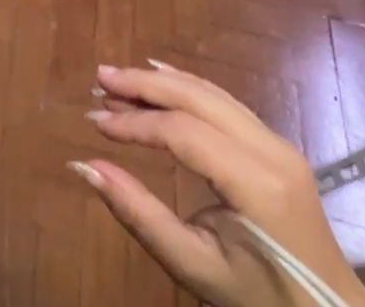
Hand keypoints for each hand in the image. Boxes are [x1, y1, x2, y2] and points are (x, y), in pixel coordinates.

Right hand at [71, 62, 364, 306]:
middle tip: (99, 78)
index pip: (184, 131)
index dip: (136, 123)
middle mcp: (272, 150)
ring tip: (118, 79)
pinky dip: (187, 89)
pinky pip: (226, 103)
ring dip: (162, 83)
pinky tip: (161, 79)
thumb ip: (138, 212)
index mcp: (256, 182)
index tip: (95, 122)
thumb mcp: (192, 263)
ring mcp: (279, 144)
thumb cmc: (257, 294)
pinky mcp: (277, 146)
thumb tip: (85, 166)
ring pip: (212, 94)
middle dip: (145, 84)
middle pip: (199, 99)